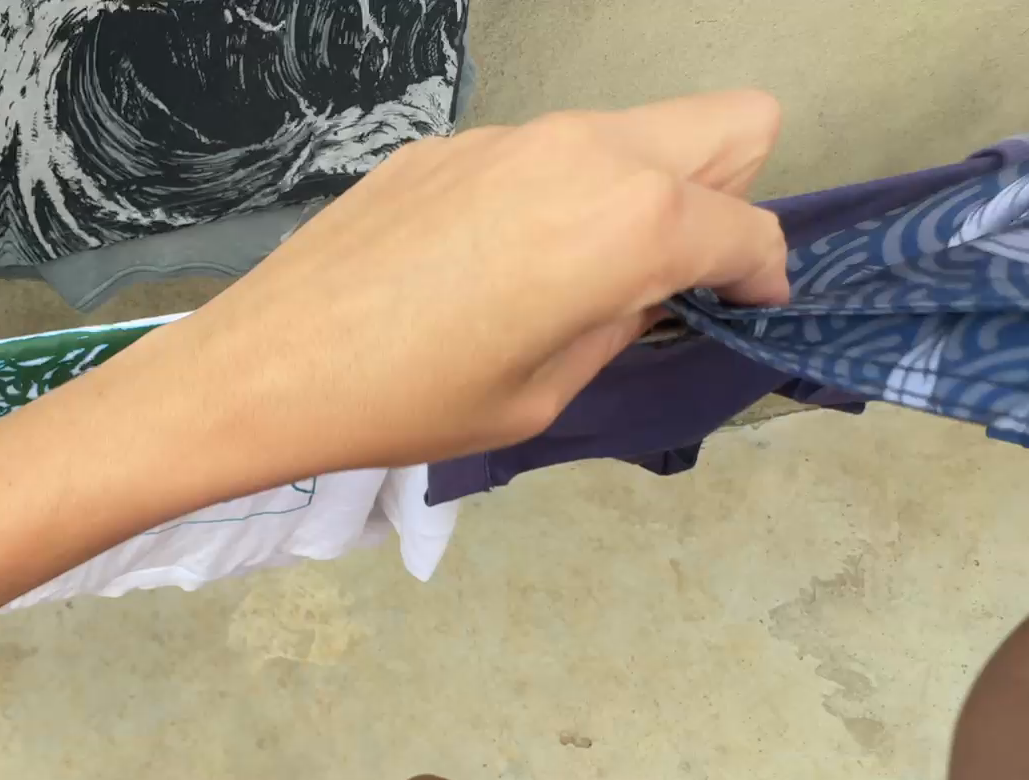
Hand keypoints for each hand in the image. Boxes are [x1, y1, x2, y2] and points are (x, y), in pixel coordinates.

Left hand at [170, 89, 790, 470]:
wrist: (267, 368)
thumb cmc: (403, 406)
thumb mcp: (533, 399)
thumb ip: (612, 328)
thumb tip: (644, 289)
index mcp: (625, 224)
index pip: (744, 228)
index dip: (760, 273)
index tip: (747, 302)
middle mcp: (579, 151)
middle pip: (723, 125)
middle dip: (720, 196)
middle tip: (656, 273)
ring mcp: (502, 137)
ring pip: (617, 135)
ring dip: (622, 193)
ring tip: (551, 279)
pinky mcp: (437, 147)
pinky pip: (529, 156)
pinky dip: (538, 199)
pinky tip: (469, 266)